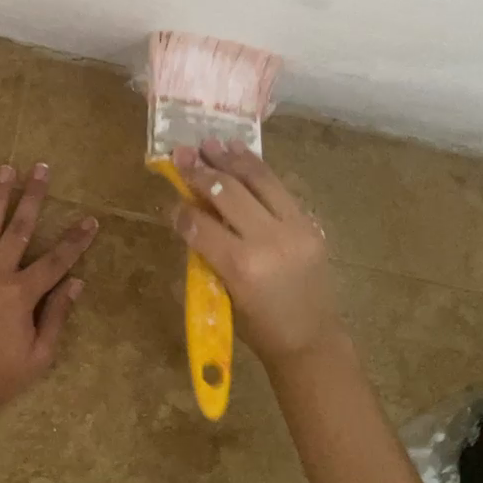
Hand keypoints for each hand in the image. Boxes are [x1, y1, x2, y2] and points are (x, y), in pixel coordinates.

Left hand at [0, 162, 96, 413]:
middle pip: (20, 229)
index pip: (56, 261)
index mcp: (21, 294)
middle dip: (33, 197)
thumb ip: (57, 317)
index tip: (91, 219)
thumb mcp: (38, 357)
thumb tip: (76, 283)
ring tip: (6, 168)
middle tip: (41, 168)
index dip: (75, 240)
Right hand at [171, 139, 342, 366]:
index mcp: (241, 266)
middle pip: (227, 193)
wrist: (312, 340)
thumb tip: (189, 213)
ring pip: (257, 180)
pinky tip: (239, 153)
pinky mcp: (309, 223)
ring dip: (230, 159)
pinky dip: (257, 168)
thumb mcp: (222, 292)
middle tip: (181, 152)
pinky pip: (278, 187)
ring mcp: (294, 228)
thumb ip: (207, 251)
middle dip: (201, 171)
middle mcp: (269, 241)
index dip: (182, 208)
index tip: (170, 197)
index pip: (200, 224)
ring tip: (210, 142)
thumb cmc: (257, 327)